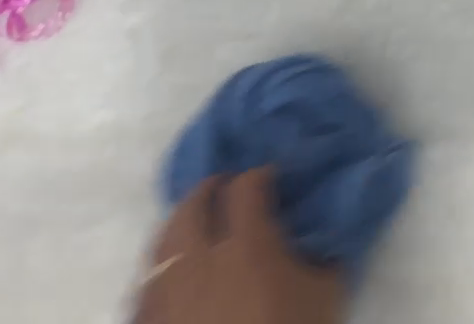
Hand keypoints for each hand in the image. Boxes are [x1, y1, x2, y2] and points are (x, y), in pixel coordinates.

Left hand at [134, 167, 343, 323]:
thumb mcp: (326, 289)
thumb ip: (321, 250)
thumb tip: (320, 227)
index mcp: (247, 246)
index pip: (245, 188)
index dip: (259, 175)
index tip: (274, 176)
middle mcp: (198, 263)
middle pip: (189, 208)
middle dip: (209, 189)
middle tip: (227, 186)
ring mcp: (166, 298)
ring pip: (159, 246)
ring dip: (179, 224)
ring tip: (196, 224)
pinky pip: (146, 284)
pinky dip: (161, 266)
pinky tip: (176, 273)